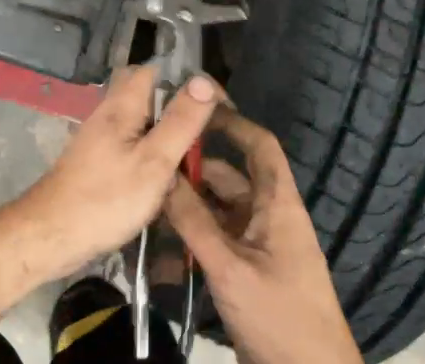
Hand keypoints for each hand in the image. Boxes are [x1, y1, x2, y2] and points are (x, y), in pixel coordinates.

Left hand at [2, 65, 218, 280]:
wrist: (53, 233)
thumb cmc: (107, 199)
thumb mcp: (153, 162)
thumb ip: (179, 122)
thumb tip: (202, 80)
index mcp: (121, 105)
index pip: (155, 70)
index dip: (188, 79)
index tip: (219, 104)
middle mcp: (108, 113)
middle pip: (147, 93)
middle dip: (178, 106)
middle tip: (208, 130)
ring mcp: (100, 136)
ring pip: (140, 120)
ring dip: (166, 130)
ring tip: (196, 155)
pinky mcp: (98, 160)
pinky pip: (132, 143)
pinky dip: (152, 151)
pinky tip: (167, 176)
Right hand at [164, 105, 361, 363]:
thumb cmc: (280, 317)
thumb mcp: (230, 269)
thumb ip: (192, 221)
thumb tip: (160, 174)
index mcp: (279, 207)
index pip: (260, 147)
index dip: (232, 123)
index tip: (194, 108)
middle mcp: (269, 218)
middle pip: (229, 178)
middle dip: (192, 168)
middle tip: (148, 159)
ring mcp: (258, 246)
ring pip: (217, 209)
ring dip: (187, 203)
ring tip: (144, 195)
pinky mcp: (247, 271)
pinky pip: (216, 238)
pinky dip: (191, 232)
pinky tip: (158, 234)